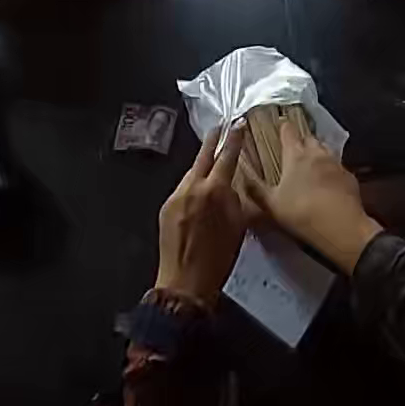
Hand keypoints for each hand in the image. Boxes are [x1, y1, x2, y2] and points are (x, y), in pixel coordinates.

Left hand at [154, 124, 255, 303]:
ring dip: (202, 166)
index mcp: (215, 190)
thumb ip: (234, 199)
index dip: (233, 139)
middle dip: (212, 140)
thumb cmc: (219, 257)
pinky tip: (198, 191)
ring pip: (191, 172)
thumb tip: (230, 185)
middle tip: (219, 128)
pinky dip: (192, 185)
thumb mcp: (238, 225)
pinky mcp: (166, 206)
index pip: (227, 156)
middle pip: (203, 155)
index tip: (237, 125)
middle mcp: (193, 187)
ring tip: (211, 162)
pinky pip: (182, 188)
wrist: (185, 280)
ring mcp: (176, 195)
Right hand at [236, 118, 381, 272]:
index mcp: (295, 155)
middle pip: (308, 137)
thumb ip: (256, 190)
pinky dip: (331, 170)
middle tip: (294, 151)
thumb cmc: (302, 213)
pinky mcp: (350, 176)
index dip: (283, 127)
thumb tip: (241, 178)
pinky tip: (328, 183)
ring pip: (325, 149)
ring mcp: (336, 163)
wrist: (342, 227)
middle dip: (301, 140)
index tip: (280, 127)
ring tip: (311, 164)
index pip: (288, 130)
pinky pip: (338, 166)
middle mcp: (316, 153)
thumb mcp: (272, 205)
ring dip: (317, 153)